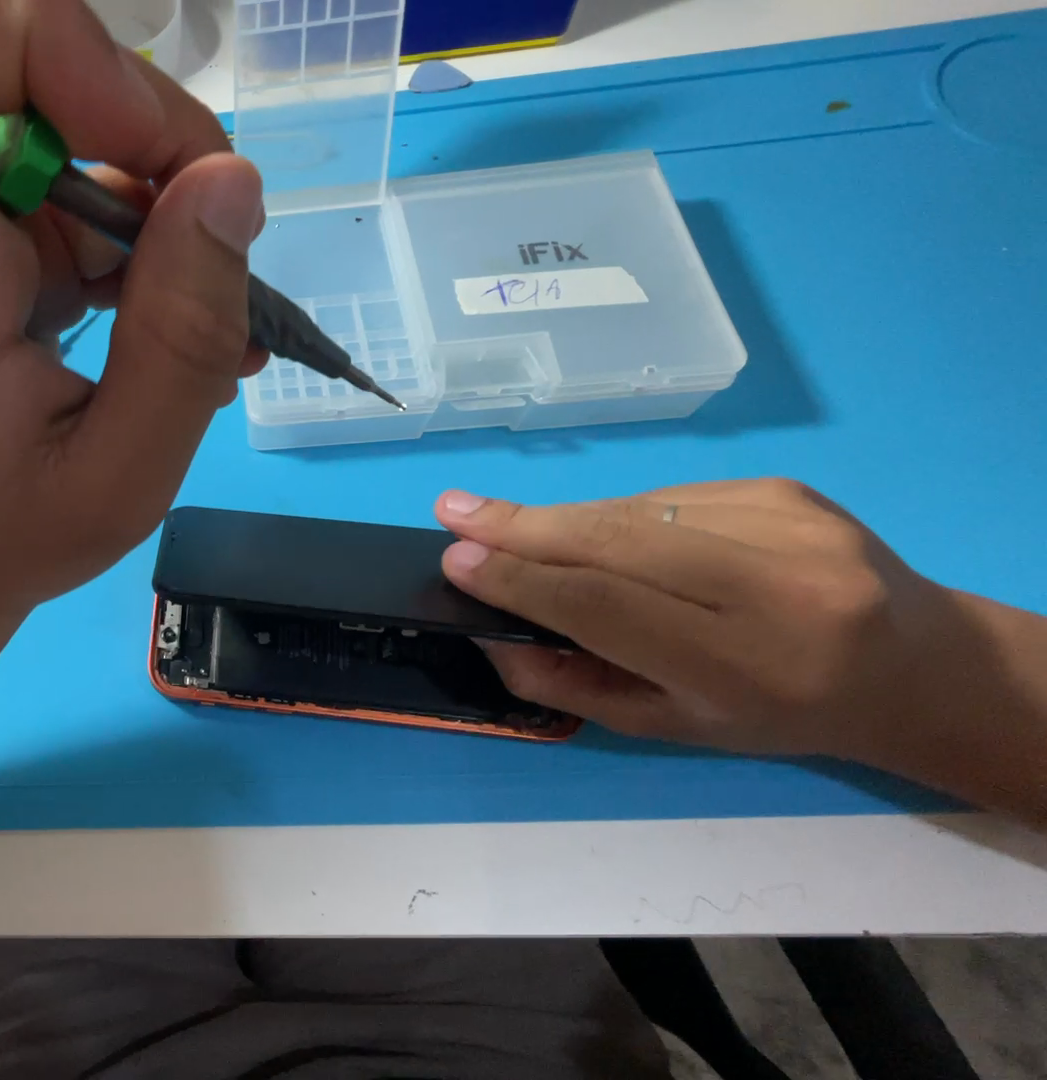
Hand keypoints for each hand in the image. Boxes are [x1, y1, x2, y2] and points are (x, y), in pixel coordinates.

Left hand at [0, 0, 264, 631]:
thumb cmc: (14, 538)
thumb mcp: (125, 473)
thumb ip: (183, 335)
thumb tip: (229, 184)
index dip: (31, 35)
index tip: (137, 143)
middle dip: (114, 99)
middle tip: (192, 209)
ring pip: (35, 110)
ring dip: (140, 177)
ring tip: (194, 296)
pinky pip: (49, 175)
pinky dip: (123, 219)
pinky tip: (162, 304)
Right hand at [432, 479, 973, 761]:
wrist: (918, 666)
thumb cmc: (773, 711)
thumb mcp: (666, 724)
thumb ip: (567, 683)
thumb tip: (486, 628)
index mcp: (747, 664)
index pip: (607, 606)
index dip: (523, 580)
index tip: (456, 560)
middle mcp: (778, 585)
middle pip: (614, 541)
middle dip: (521, 526)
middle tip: (452, 511)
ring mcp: (787, 524)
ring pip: (630, 511)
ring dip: (557, 520)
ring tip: (503, 523)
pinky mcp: (783, 488)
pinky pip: (661, 497)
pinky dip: (614, 516)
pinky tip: (606, 537)